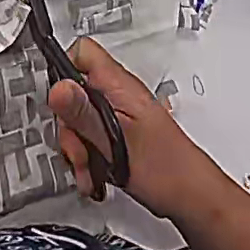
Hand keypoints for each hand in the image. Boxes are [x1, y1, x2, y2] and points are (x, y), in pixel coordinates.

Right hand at [46, 37, 238, 221]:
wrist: (193, 197)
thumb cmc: (167, 169)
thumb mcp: (115, 142)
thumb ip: (83, 113)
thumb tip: (57, 88)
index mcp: (120, 86)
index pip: (82, 52)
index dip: (62, 70)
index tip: (56, 99)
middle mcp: (120, 94)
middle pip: (74, 92)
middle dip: (70, 126)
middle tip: (79, 147)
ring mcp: (121, 114)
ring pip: (81, 119)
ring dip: (78, 147)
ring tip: (89, 167)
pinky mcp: (121, 133)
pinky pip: (92, 136)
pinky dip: (88, 156)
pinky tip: (95, 173)